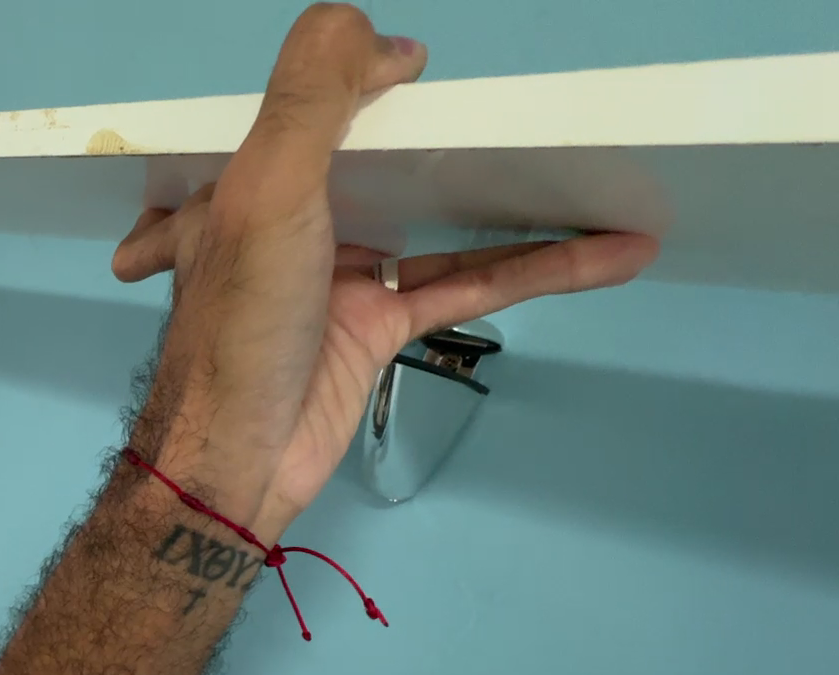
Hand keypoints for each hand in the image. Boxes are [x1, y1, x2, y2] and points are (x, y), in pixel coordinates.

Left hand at [114, 3, 658, 537]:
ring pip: (430, 227)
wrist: (236, 458)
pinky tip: (612, 248)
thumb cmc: (240, 325)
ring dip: (509, 202)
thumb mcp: (261, 196)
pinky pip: (461, 289)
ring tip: (594, 166)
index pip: (285, 129)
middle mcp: (281, 238)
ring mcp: (328, 287)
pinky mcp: (370, 334)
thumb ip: (307, 102)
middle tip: (498, 118)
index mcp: (237, 201)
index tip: (402, 69)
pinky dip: (531, 269)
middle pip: (366, 171)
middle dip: (428, 142)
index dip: (332, 92)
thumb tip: (378, 39)